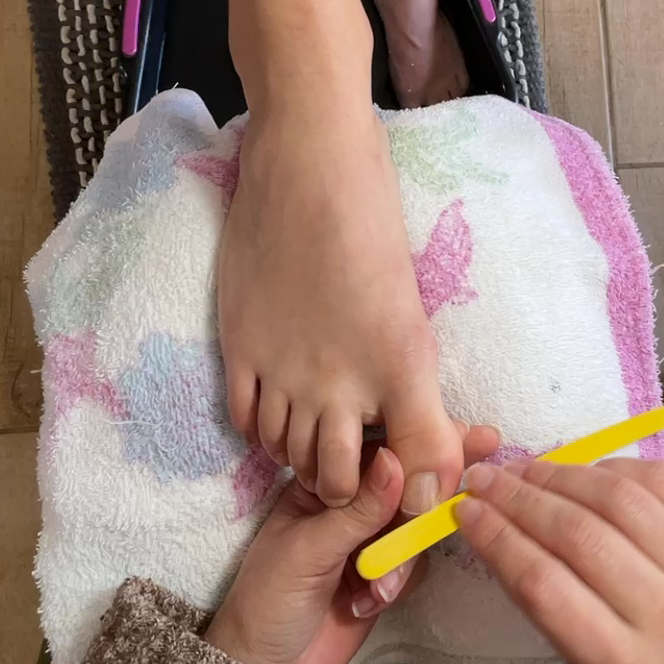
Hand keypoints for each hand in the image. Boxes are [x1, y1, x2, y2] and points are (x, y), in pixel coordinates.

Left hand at [205, 423, 500, 663]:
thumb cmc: (270, 599)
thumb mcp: (308, 549)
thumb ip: (357, 509)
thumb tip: (396, 458)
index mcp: (325, 485)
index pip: (379, 453)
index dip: (419, 442)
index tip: (464, 431)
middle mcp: (353, 506)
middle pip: (407, 485)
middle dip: (436, 483)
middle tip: (481, 465)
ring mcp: (371, 542)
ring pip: (415, 528)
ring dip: (403, 555)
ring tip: (375, 586)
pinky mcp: (384, 577)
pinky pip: (413, 566)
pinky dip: (397, 583)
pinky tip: (367, 604)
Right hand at [219, 89, 464, 514]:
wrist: (309, 166)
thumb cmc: (373, 220)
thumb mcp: (410, 302)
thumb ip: (412, 378)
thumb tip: (420, 433)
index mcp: (403, 364)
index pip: (423, 464)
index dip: (423, 496)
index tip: (416, 497)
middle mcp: (342, 381)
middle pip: (344, 479)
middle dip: (354, 486)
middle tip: (359, 462)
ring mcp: (284, 370)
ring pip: (293, 457)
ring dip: (309, 460)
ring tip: (319, 440)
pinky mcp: (240, 350)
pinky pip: (249, 425)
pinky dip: (266, 435)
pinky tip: (280, 416)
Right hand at [452, 458, 663, 663]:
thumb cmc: (625, 659)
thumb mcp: (574, 649)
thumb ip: (534, 586)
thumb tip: (487, 510)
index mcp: (624, 663)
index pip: (545, 587)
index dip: (498, 538)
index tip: (466, 508)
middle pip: (580, 536)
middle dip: (520, 497)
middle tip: (486, 477)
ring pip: (617, 498)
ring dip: (560, 473)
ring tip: (526, 467)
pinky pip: (656, 479)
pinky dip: (609, 465)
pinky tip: (581, 468)